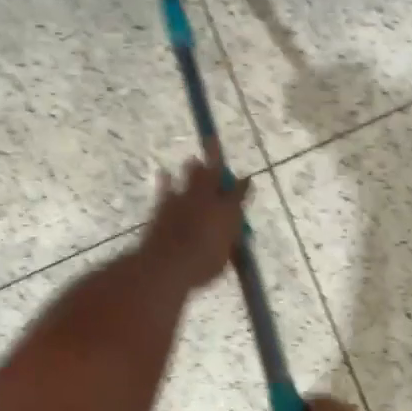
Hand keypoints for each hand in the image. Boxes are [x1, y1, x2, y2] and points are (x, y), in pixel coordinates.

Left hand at [141, 158, 246, 288]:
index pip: (240, 192)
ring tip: (193, 160)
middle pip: (214, 172)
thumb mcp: (223, 259)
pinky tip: (163, 172)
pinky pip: (165, 185)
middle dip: (215, 157)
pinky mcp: (164, 202)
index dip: (244, 185)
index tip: (248, 179)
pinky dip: (165, 179)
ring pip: (191, 173)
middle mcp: (208, 198)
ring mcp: (184, 197)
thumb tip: (230, 235)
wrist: (167, 265)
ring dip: (194, 167)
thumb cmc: (201, 267)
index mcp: (227, 212)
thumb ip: (228, 241)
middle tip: (213, 143)